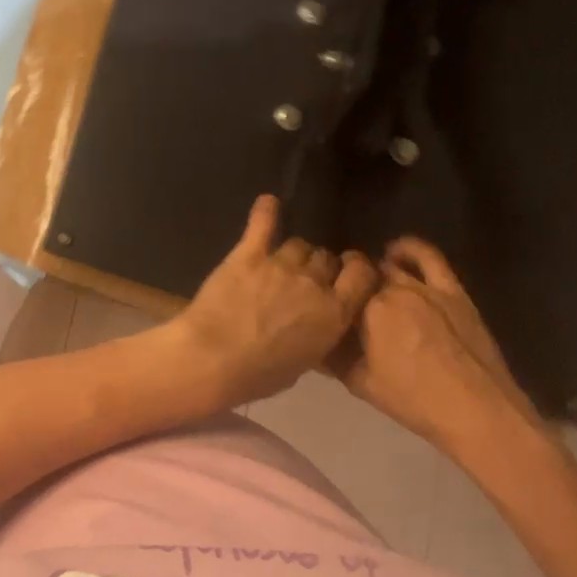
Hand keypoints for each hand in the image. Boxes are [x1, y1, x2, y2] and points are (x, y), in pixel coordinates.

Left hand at [169, 195, 377, 406]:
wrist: (215, 357)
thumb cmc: (260, 373)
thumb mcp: (306, 361)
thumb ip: (319, 332)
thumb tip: (317, 321)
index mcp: (335, 314)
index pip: (362, 275)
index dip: (356, 269)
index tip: (349, 271)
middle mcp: (313, 283)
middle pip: (326, 258)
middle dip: (319, 266)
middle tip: (303, 279)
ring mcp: (280, 264)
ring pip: (298, 245)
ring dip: (293, 252)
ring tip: (280, 262)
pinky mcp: (248, 254)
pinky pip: (262, 225)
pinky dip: (265, 212)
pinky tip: (268, 202)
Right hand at [325, 237, 543, 453]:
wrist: (479, 414)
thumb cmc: (414, 401)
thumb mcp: (359, 384)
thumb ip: (332, 357)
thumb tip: (313, 342)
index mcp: (365, 309)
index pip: (340, 291)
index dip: (334, 299)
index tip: (331, 312)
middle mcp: (391, 289)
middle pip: (362, 277)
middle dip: (354, 287)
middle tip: (352, 306)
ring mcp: (424, 287)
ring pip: (388, 267)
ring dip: (376, 274)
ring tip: (372, 288)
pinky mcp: (452, 291)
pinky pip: (427, 257)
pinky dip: (408, 249)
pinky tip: (396, 254)